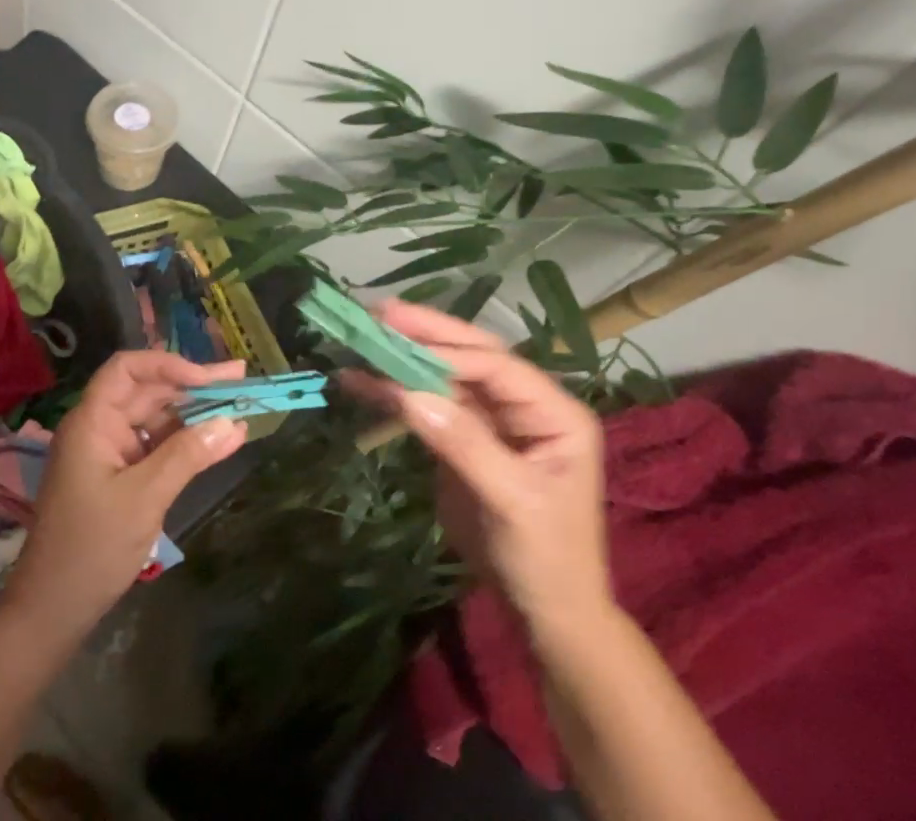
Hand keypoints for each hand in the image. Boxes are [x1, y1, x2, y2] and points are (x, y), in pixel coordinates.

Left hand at [6, 352, 248, 629]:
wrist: (56, 601)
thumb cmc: (93, 545)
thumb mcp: (145, 497)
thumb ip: (187, 456)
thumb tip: (231, 423)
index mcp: (91, 422)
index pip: (126, 370)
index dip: (169, 365)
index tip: (211, 378)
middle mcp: (97, 429)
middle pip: (144, 392)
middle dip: (191, 384)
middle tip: (242, 380)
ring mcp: (106, 453)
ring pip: (151, 420)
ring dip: (192, 413)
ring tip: (239, 406)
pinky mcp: (116, 477)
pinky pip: (151, 447)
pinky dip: (182, 442)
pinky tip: (217, 441)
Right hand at [340, 301, 610, 628]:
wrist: (543, 606)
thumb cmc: (544, 555)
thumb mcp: (510, 500)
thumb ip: (463, 443)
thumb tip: (407, 394)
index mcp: (555, 414)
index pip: (497, 368)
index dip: (445, 354)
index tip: (394, 346)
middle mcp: (525, 408)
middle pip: (472, 358)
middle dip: (425, 334)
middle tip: (376, 310)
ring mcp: (493, 423)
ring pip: (445, 378)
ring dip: (403, 359)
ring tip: (360, 336)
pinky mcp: (463, 441)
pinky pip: (427, 406)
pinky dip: (395, 393)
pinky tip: (361, 381)